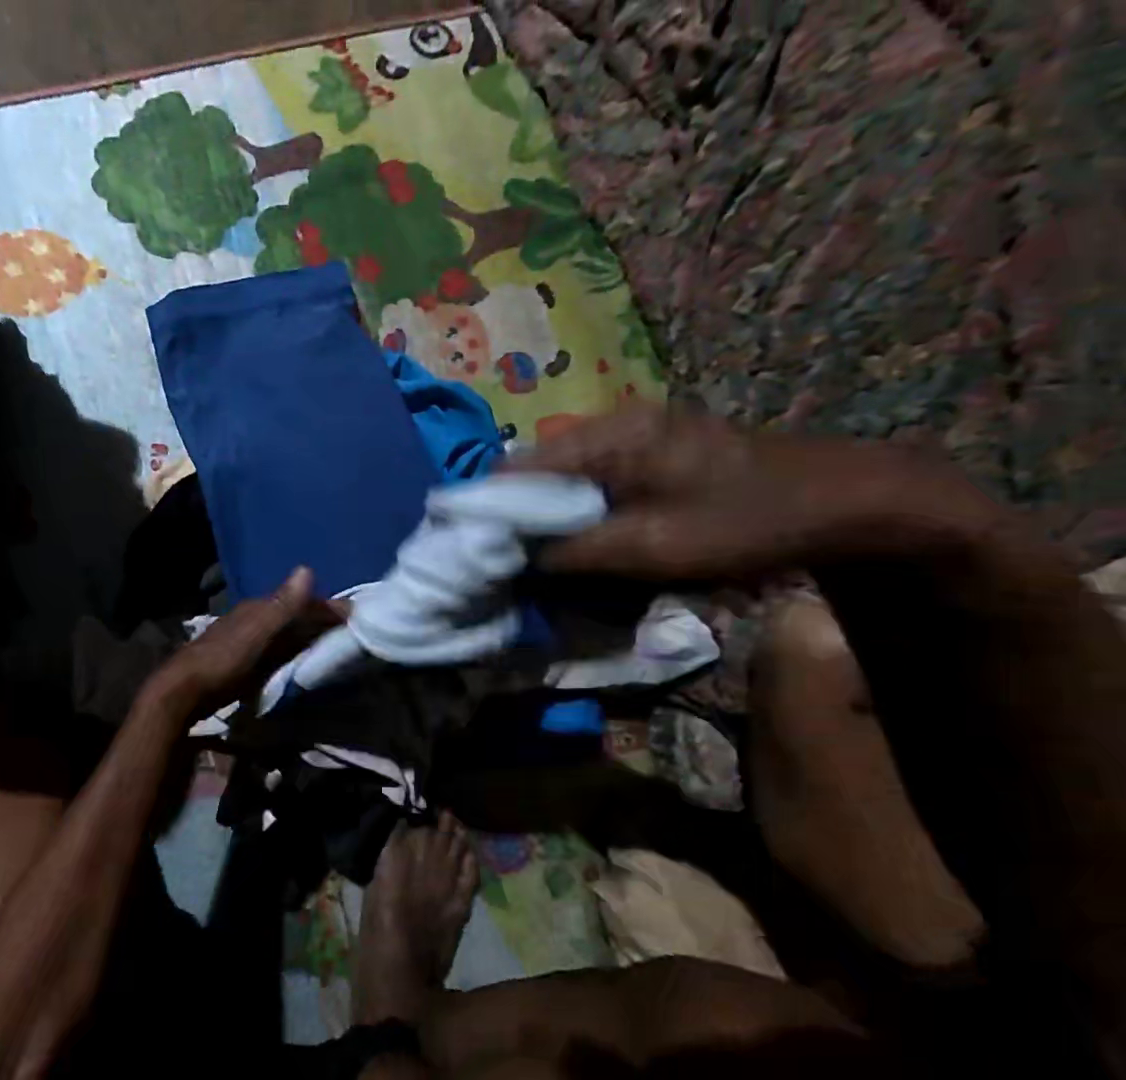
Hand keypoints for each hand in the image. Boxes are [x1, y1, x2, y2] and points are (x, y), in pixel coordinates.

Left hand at [139, 566, 343, 722]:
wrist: (184, 691)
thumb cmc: (223, 660)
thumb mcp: (256, 632)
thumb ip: (282, 605)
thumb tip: (307, 569)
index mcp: (256, 609)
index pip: (298, 601)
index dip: (325, 606)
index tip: (355, 614)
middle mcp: (250, 619)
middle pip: (291, 616)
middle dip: (317, 619)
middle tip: (349, 630)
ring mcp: (244, 641)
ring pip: (282, 633)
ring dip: (305, 635)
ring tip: (332, 645)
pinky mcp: (240, 662)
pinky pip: (274, 651)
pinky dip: (291, 651)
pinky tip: (299, 661)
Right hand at [508, 408, 1002, 579]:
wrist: (857, 500)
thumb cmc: (749, 523)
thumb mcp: (652, 549)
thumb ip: (571, 551)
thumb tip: (508, 558)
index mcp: (606, 437)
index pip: (511, 470)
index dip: (487, 512)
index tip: (481, 554)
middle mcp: (609, 423)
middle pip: (531, 469)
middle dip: (517, 516)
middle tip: (518, 560)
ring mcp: (631, 431)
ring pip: (558, 474)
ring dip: (548, 515)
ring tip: (551, 554)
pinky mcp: (650, 445)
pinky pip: (589, 475)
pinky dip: (577, 507)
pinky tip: (590, 535)